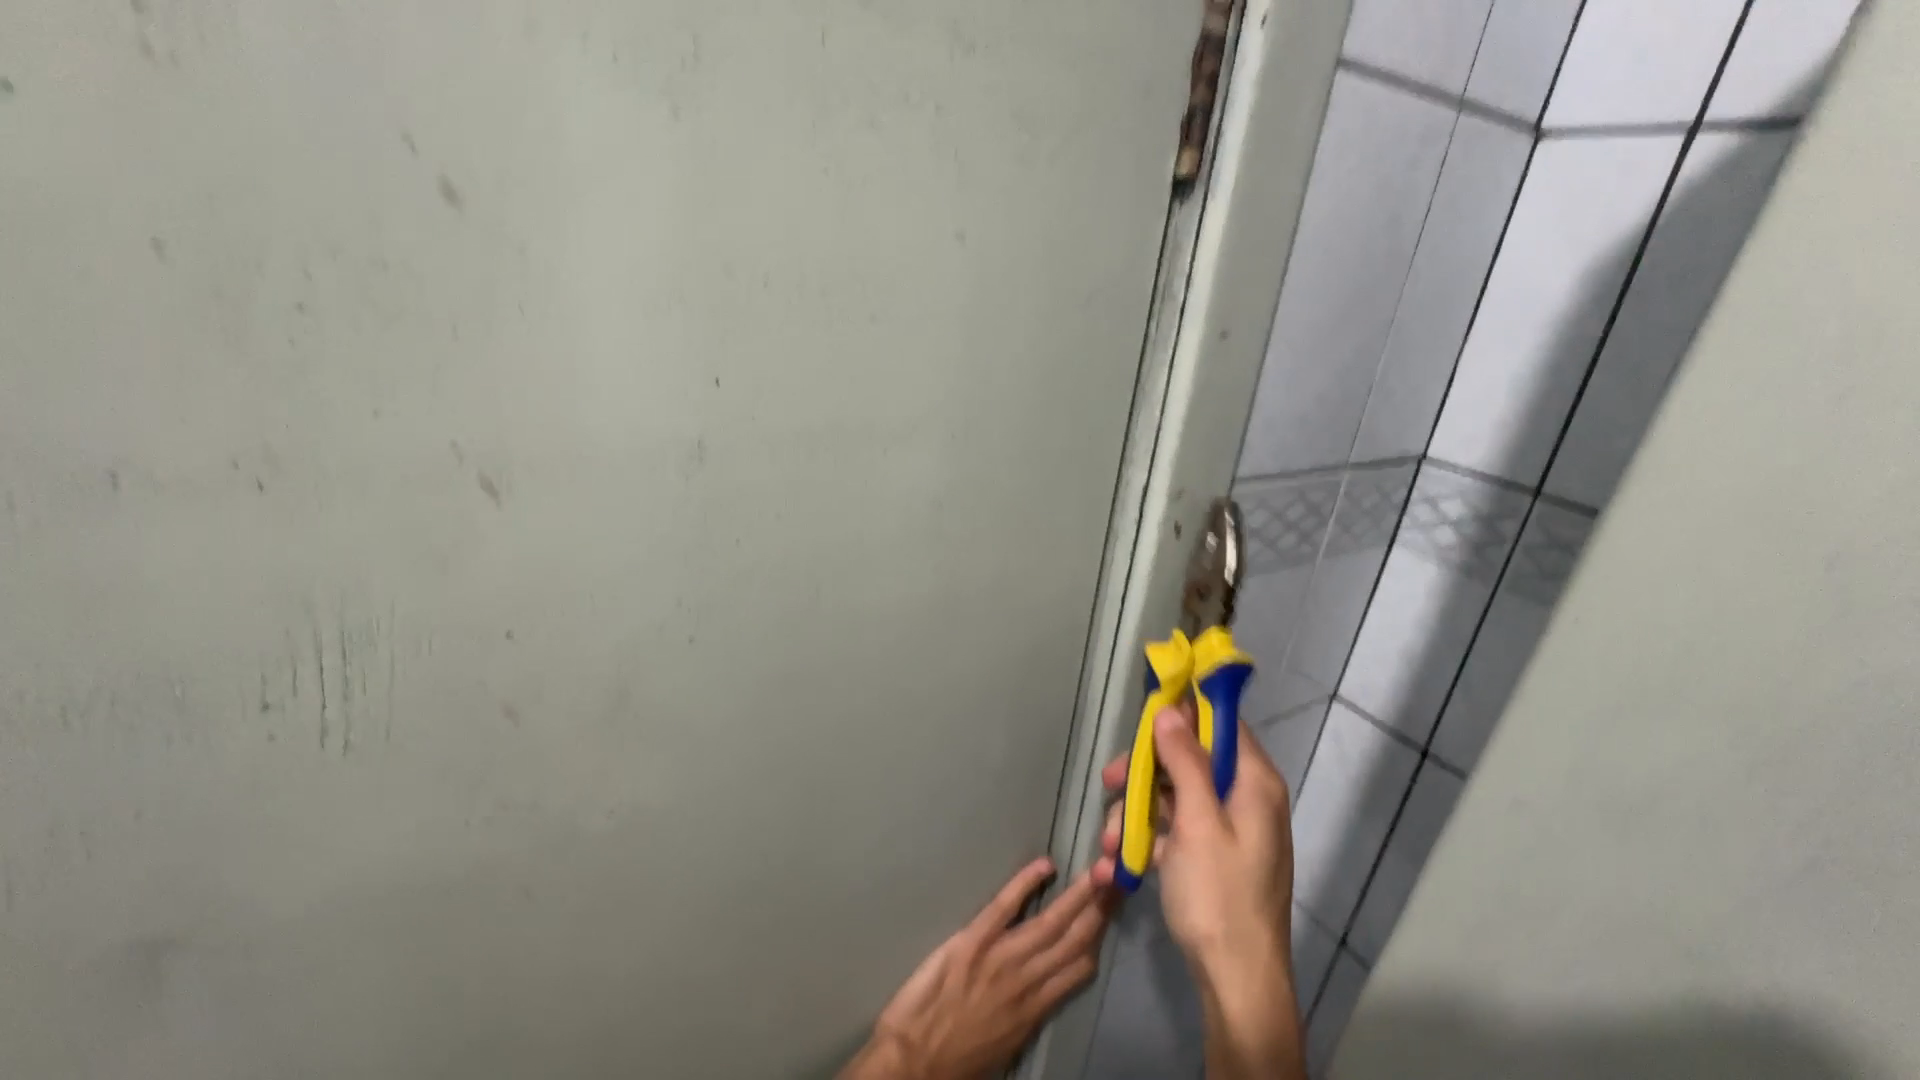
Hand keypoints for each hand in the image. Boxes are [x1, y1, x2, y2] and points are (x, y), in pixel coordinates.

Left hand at [840, 858, 1110, 1079]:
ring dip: (1078, 895)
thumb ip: (1028, 1012)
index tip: (1113, 912)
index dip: (1099, 938)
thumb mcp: (1006, 1044)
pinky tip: (1044, 865)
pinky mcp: (971, 942)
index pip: (1079, 968)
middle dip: (1099, 908)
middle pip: (1073, 939)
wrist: (914, 1062)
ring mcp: (1000, 958)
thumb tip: (1045, 990)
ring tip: (1099, 870)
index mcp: (1035, 1008)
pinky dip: (1025, 884)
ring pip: (1049, 922)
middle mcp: (1026, 981)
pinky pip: (1003, 907)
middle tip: (1120, 876)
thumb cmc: (956, 1059)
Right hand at [1093, 705, 1293, 967]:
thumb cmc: (1218, 895)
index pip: (1222, 723)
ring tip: (1107, 845)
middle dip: (1145, 772)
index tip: (1144, 709)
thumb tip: (1171, 710)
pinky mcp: (1209, 857)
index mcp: (1253, 783)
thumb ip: (1186, 762)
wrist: (1235, 979)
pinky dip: (1145, 841)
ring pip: (1173, 798)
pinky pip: (1173, 832)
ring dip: (1135, 814)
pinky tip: (1114, 865)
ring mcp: (1226, 830)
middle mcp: (1244, 799)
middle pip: (1188, 760)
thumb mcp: (1197, 823)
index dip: (1184, 711)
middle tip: (1110, 781)